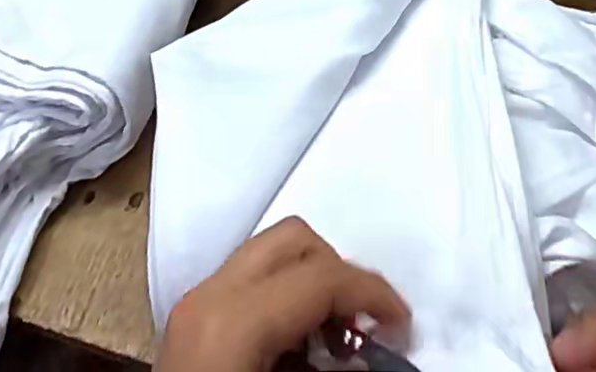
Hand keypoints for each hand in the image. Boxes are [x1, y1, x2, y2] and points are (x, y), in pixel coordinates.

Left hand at [157, 217, 409, 371]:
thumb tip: (373, 358)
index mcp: (233, 319)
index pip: (317, 274)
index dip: (370, 292)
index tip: (403, 322)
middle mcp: (210, 293)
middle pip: (292, 239)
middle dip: (339, 273)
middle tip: (368, 325)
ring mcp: (195, 301)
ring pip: (270, 252)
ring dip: (312, 283)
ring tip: (336, 341)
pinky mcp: (191, 317)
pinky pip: (250, 279)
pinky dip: (284, 298)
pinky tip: (298, 348)